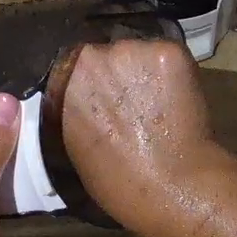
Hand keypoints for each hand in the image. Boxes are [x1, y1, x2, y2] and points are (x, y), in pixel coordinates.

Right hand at [49, 40, 224, 228]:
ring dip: (143, 71)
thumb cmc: (114, 181)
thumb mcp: (71, 145)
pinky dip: (171, 73)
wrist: (169, 186)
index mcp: (61, 81)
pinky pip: (166, 56)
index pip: (70, 65)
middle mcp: (92, 56)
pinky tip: (176, 98)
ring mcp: (132, 50)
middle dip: (115, 73)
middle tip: (128, 103)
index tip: (100, 99)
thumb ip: (72, 112)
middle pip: (104, 53)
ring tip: (154, 102)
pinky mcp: (168, 51)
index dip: (88, 81)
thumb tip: (85, 102)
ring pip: (137, 53)